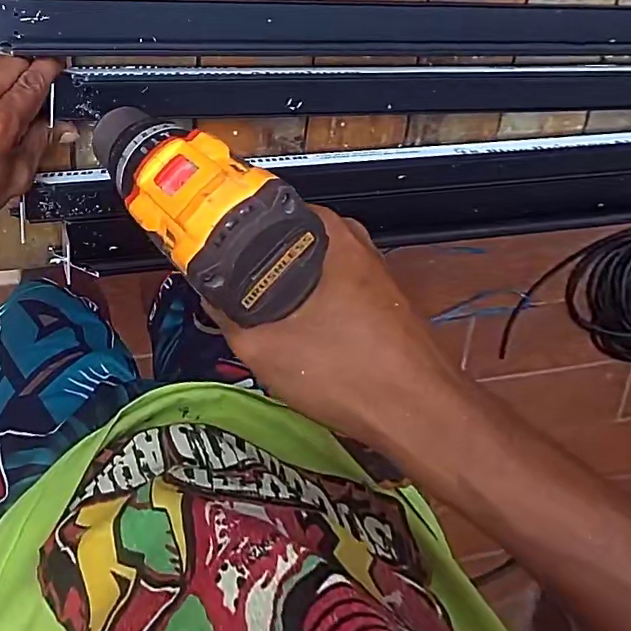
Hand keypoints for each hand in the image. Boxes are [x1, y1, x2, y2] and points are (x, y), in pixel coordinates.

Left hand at [0, 56, 66, 231]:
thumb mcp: (13, 180)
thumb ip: (38, 144)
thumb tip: (56, 126)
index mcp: (0, 121)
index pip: (34, 80)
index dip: (49, 69)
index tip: (55, 65)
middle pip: (13, 64)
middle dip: (26, 72)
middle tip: (31, 88)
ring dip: (0, 86)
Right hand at [213, 206, 468, 444]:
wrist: (423, 418)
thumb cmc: (351, 374)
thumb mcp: (261, 346)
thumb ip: (224, 314)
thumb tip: (207, 294)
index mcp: (327, 233)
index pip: (260, 212)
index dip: (228, 234)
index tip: (210, 256)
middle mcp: (353, 240)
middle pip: (282, 239)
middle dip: (254, 263)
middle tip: (231, 290)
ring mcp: (372, 268)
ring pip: (307, 265)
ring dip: (282, 286)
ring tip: (259, 315)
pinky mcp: (382, 297)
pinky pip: (329, 286)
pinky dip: (308, 302)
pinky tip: (296, 334)